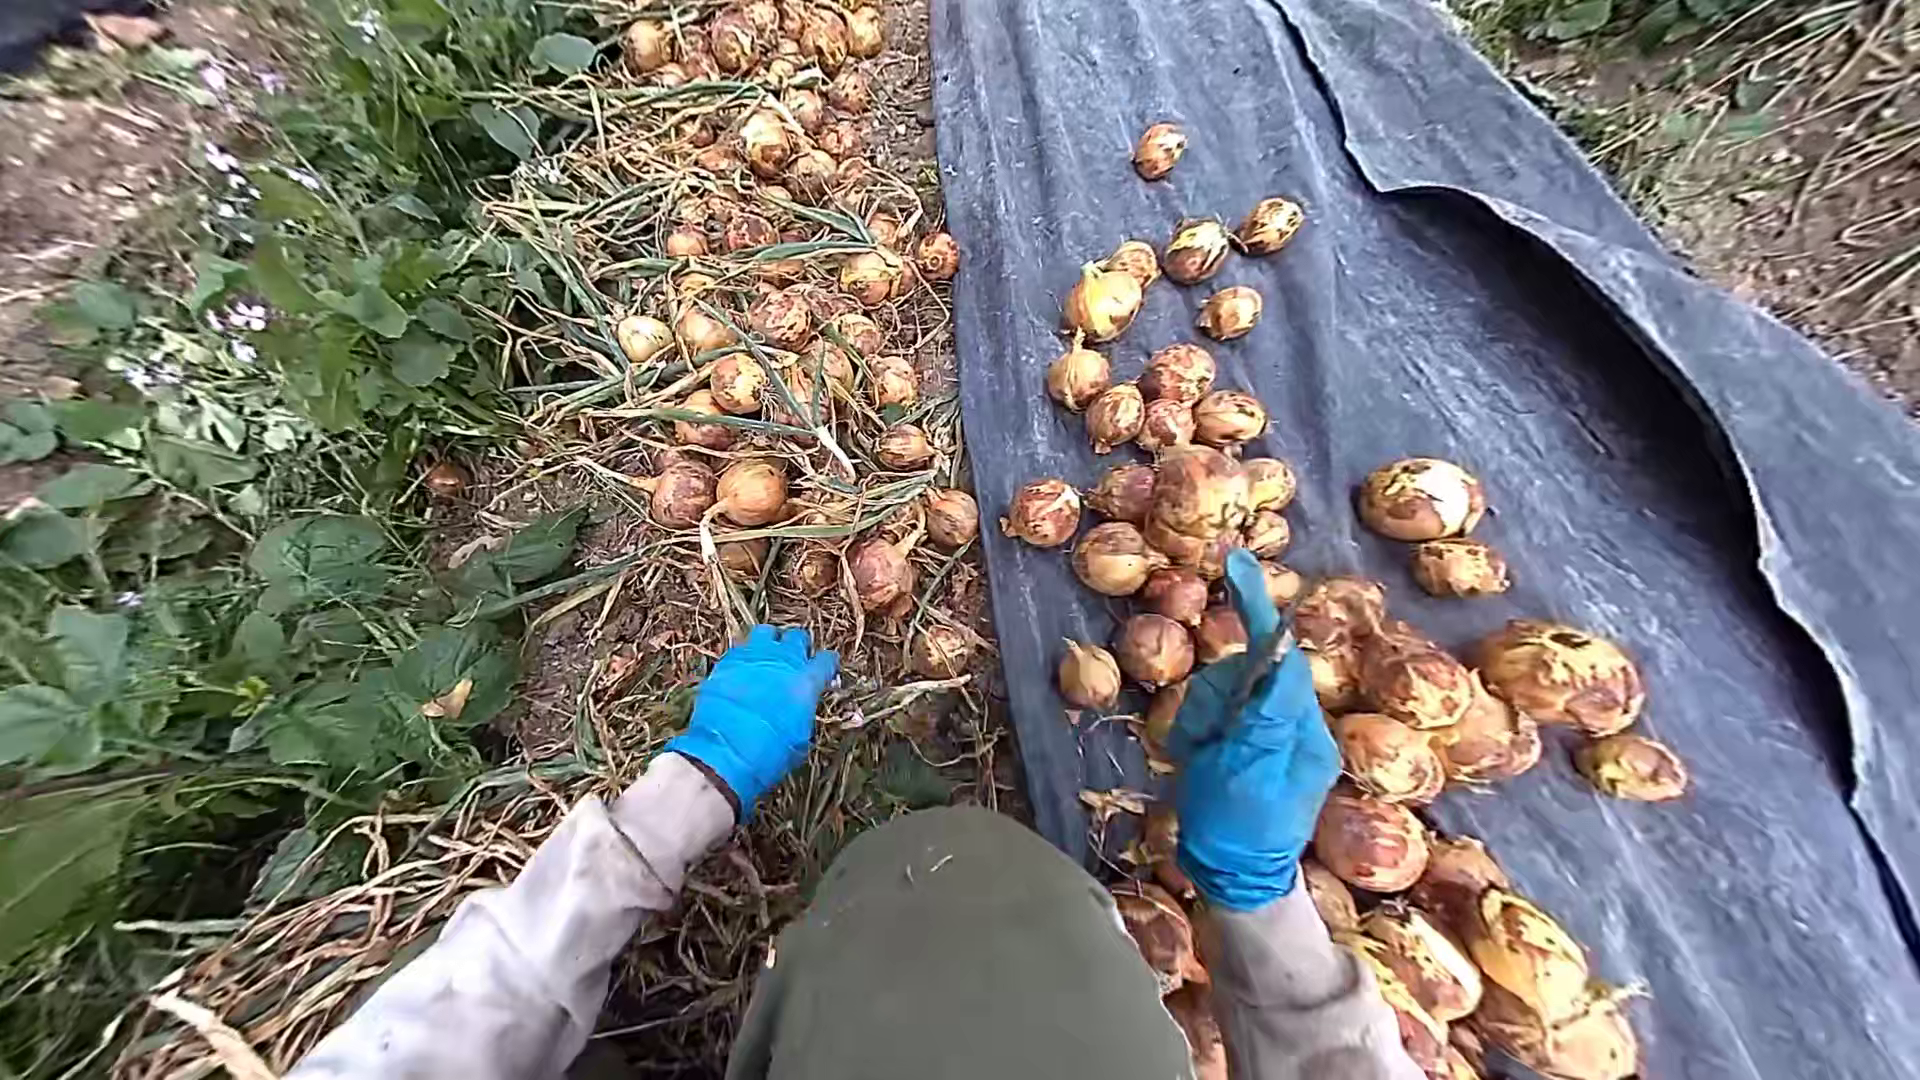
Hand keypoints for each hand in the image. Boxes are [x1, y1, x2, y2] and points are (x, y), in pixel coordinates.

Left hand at [666, 624, 838, 818]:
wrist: (725, 753)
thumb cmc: (770, 754)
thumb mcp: (801, 737)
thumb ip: (806, 710)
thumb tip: (804, 704)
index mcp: (807, 680)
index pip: (827, 659)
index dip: (827, 664)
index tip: (825, 671)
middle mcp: (784, 661)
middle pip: (798, 637)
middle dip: (799, 646)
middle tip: (795, 660)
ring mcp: (754, 657)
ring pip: (767, 632)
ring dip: (771, 642)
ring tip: (768, 656)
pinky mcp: (727, 662)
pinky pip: (740, 649)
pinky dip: (745, 657)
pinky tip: (742, 671)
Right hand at [1167, 550, 1338, 910]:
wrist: (1233, 874)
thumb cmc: (1239, 827)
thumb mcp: (1247, 772)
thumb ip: (1264, 710)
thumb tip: (1282, 649)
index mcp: (1300, 730)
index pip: (1279, 655)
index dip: (1257, 606)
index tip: (1236, 561)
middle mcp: (1290, 722)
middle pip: (1239, 672)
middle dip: (1211, 701)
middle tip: (1200, 744)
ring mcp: (1266, 731)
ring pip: (1219, 689)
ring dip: (1199, 719)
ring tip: (1197, 757)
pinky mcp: (1245, 736)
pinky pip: (1211, 709)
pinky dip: (1195, 728)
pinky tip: (1196, 757)